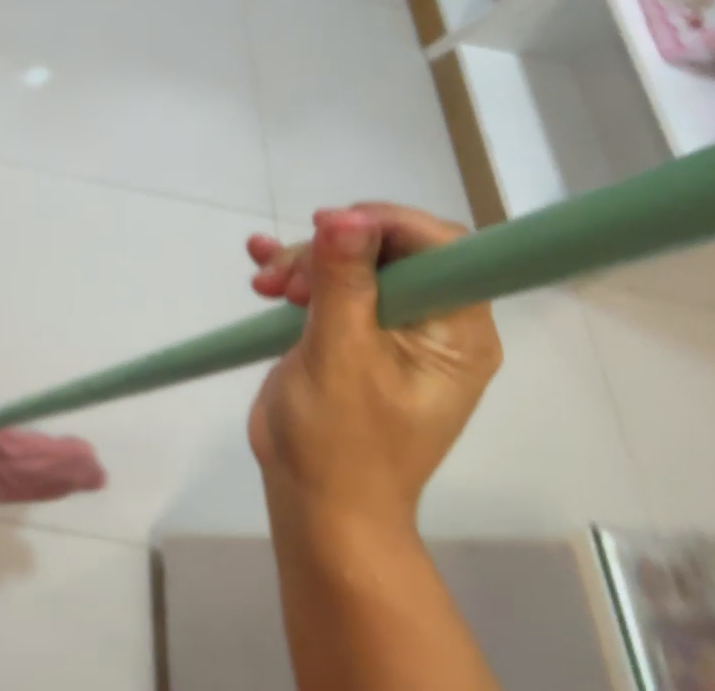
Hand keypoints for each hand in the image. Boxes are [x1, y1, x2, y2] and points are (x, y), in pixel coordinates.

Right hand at [244, 203, 501, 529]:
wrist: (315, 499)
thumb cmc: (341, 440)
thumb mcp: (340, 357)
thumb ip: (345, 284)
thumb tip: (345, 216)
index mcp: (455, 330)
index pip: (442, 248)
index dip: (387, 224)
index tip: (328, 226)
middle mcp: (430, 322)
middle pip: (387, 250)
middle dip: (329, 251)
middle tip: (283, 280)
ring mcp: (387, 328)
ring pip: (350, 264)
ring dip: (302, 264)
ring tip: (264, 288)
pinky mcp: (348, 335)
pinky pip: (326, 288)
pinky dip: (292, 273)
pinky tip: (259, 264)